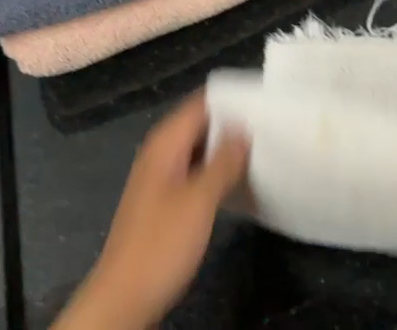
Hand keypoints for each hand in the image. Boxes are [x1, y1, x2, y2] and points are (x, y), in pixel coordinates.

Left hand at [55, 92, 248, 329]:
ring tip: (264, 149)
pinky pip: (196, 172)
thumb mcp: (199, 200)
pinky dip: (216, 172)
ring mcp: (161, 178)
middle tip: (272, 126)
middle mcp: (161, 154)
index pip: (201, 104)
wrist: (123, 297)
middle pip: (200, 125)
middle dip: (232, 124)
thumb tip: (244, 128)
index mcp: (165, 144)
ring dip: (226, 150)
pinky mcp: (165, 202)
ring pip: (200, 150)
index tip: (266, 100)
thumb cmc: (161, 244)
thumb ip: (223, 161)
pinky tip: (240, 181)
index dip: (231, 99)